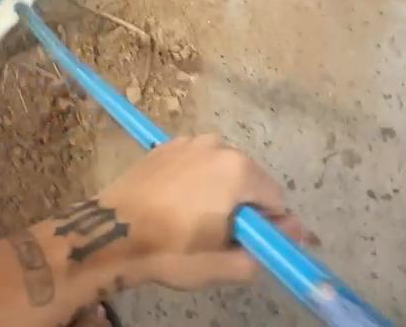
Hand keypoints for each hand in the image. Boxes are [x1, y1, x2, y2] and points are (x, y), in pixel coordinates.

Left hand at [91, 134, 313, 289]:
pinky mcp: (166, 145)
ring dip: (221, 190)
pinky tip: (181, 202)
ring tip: (200, 219)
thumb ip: (264, 250)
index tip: (255, 243)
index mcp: (237, 170)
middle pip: (249, 178)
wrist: (115, 229)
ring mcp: (188, 141)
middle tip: (225, 236)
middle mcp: (216, 145)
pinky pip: (197, 162)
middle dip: (245, 205)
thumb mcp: (224, 265)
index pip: (275, 199)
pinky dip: (199, 179)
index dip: (272, 225)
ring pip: (222, 168)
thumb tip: (290, 236)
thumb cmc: (172, 248)